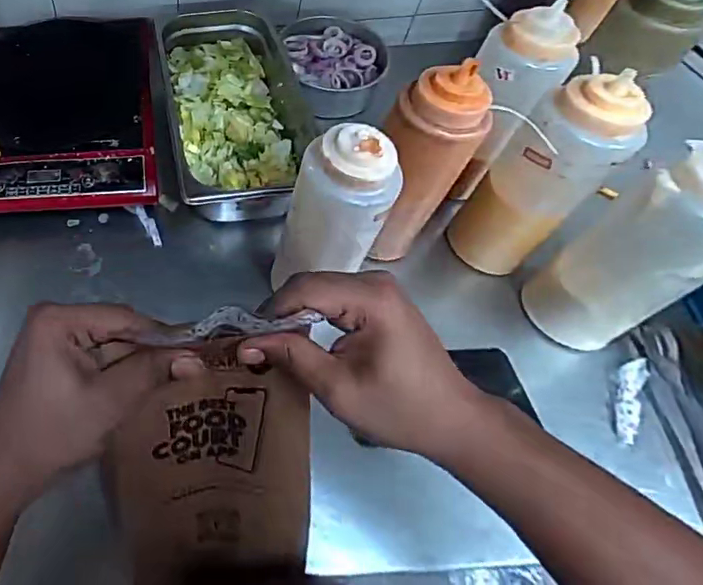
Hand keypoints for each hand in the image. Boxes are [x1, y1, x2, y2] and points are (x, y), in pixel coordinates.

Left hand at [0, 303, 201, 506]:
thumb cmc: (53, 434)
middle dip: (146, 351)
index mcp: (58, 318)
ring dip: (131, 363)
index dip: (160, 333)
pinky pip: (92, 356)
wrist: (4, 472)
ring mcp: (48, 337)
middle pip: (113, 328)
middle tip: (185, 369)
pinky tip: (135, 388)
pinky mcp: (50, 357)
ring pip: (105, 344)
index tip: (195, 348)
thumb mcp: (108, 402)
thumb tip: (194, 357)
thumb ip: (150, 373)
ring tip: (168, 379)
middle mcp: (51, 317)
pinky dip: (113, 372)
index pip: (121, 317)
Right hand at [241, 270, 488, 460]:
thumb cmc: (400, 410)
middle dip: (282, 311)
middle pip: (311, 284)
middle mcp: (374, 281)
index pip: (304, 288)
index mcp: (369, 297)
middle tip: (261, 343)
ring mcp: (379, 287)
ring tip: (278, 343)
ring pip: (320, 288)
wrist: (456, 422)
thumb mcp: (338, 388)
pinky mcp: (380, 298)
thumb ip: (292, 357)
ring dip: (297, 312)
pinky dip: (315, 313)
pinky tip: (306, 337)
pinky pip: (335, 295)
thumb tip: (246, 344)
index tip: (251, 338)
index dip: (272, 310)